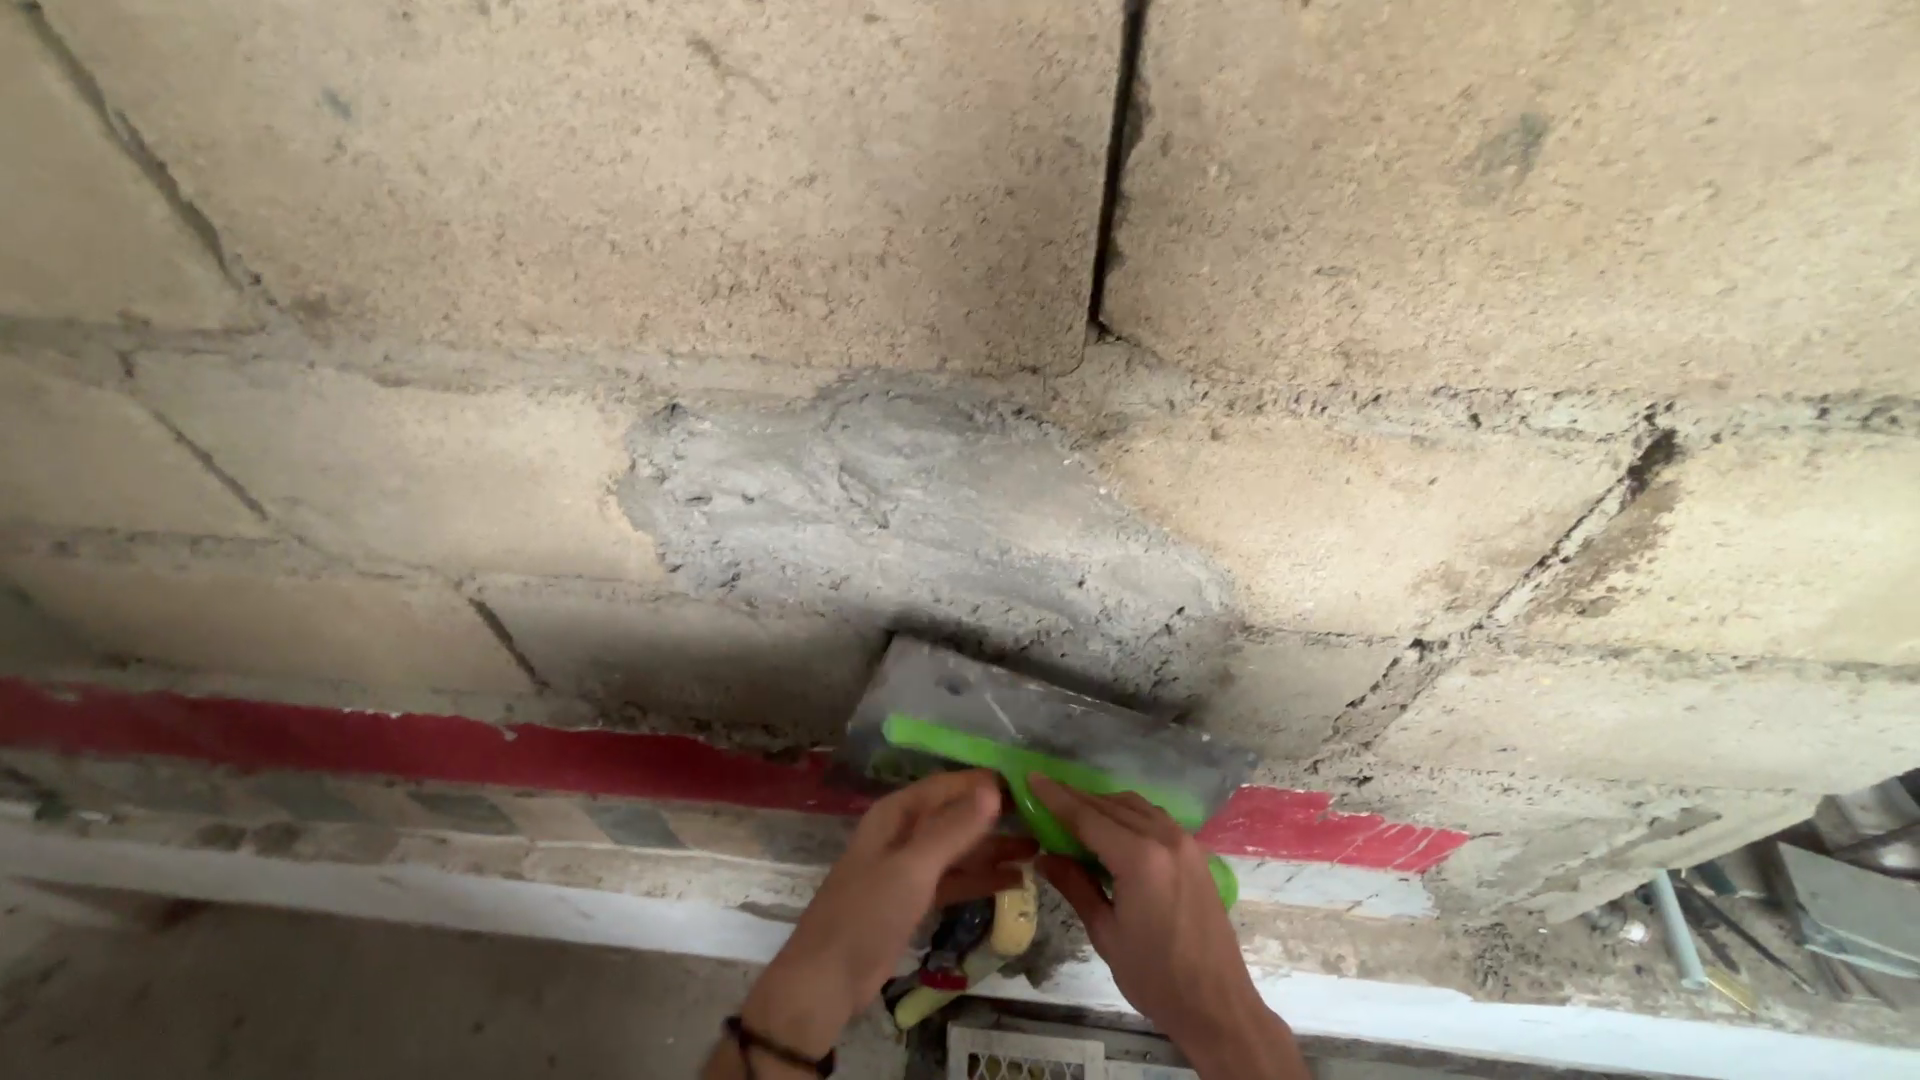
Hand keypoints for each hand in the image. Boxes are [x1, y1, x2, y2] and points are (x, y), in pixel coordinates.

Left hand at [732, 771, 1035, 1065]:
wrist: (826, 980)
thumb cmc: (866, 914)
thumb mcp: (913, 867)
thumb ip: (953, 829)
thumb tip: (993, 788)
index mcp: (896, 814)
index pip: (948, 786)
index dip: (985, 783)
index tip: (1029, 786)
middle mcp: (903, 833)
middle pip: (956, 816)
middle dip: (995, 817)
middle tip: (1042, 820)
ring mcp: (909, 867)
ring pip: (959, 849)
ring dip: (994, 849)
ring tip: (1038, 849)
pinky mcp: (914, 899)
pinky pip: (955, 879)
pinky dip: (981, 879)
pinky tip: (1015, 881)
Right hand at [1029, 774, 1306, 1079]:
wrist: (1218, 1006)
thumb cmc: (1156, 977)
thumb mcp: (1106, 933)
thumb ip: (1075, 886)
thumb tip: (1043, 857)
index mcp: (1139, 859)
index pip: (1088, 817)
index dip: (1056, 797)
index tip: (1032, 778)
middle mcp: (1165, 839)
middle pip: (1111, 806)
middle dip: (1076, 798)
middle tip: (1044, 795)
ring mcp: (1186, 843)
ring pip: (1135, 806)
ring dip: (1103, 804)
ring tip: (1073, 812)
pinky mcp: (1196, 854)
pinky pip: (1155, 818)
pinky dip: (1129, 814)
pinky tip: (1112, 829)